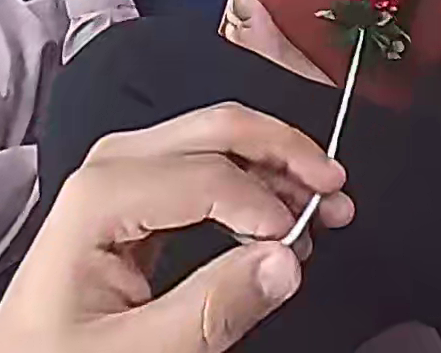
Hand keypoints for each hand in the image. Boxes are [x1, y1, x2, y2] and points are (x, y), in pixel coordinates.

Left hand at [0, 103, 353, 352]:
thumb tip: (290, 260)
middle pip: (222, 128)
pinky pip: (214, 158)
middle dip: (286, 152)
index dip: (263, 206)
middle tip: (337, 187)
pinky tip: (285, 210)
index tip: (303, 245)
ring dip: (280, 162)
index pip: (207, 177)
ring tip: (325, 204)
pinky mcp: (146, 178)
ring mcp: (131, 160)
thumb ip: (212, 311)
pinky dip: (258, 177)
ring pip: (225, 134)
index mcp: (102, 192)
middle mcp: (119, 157)